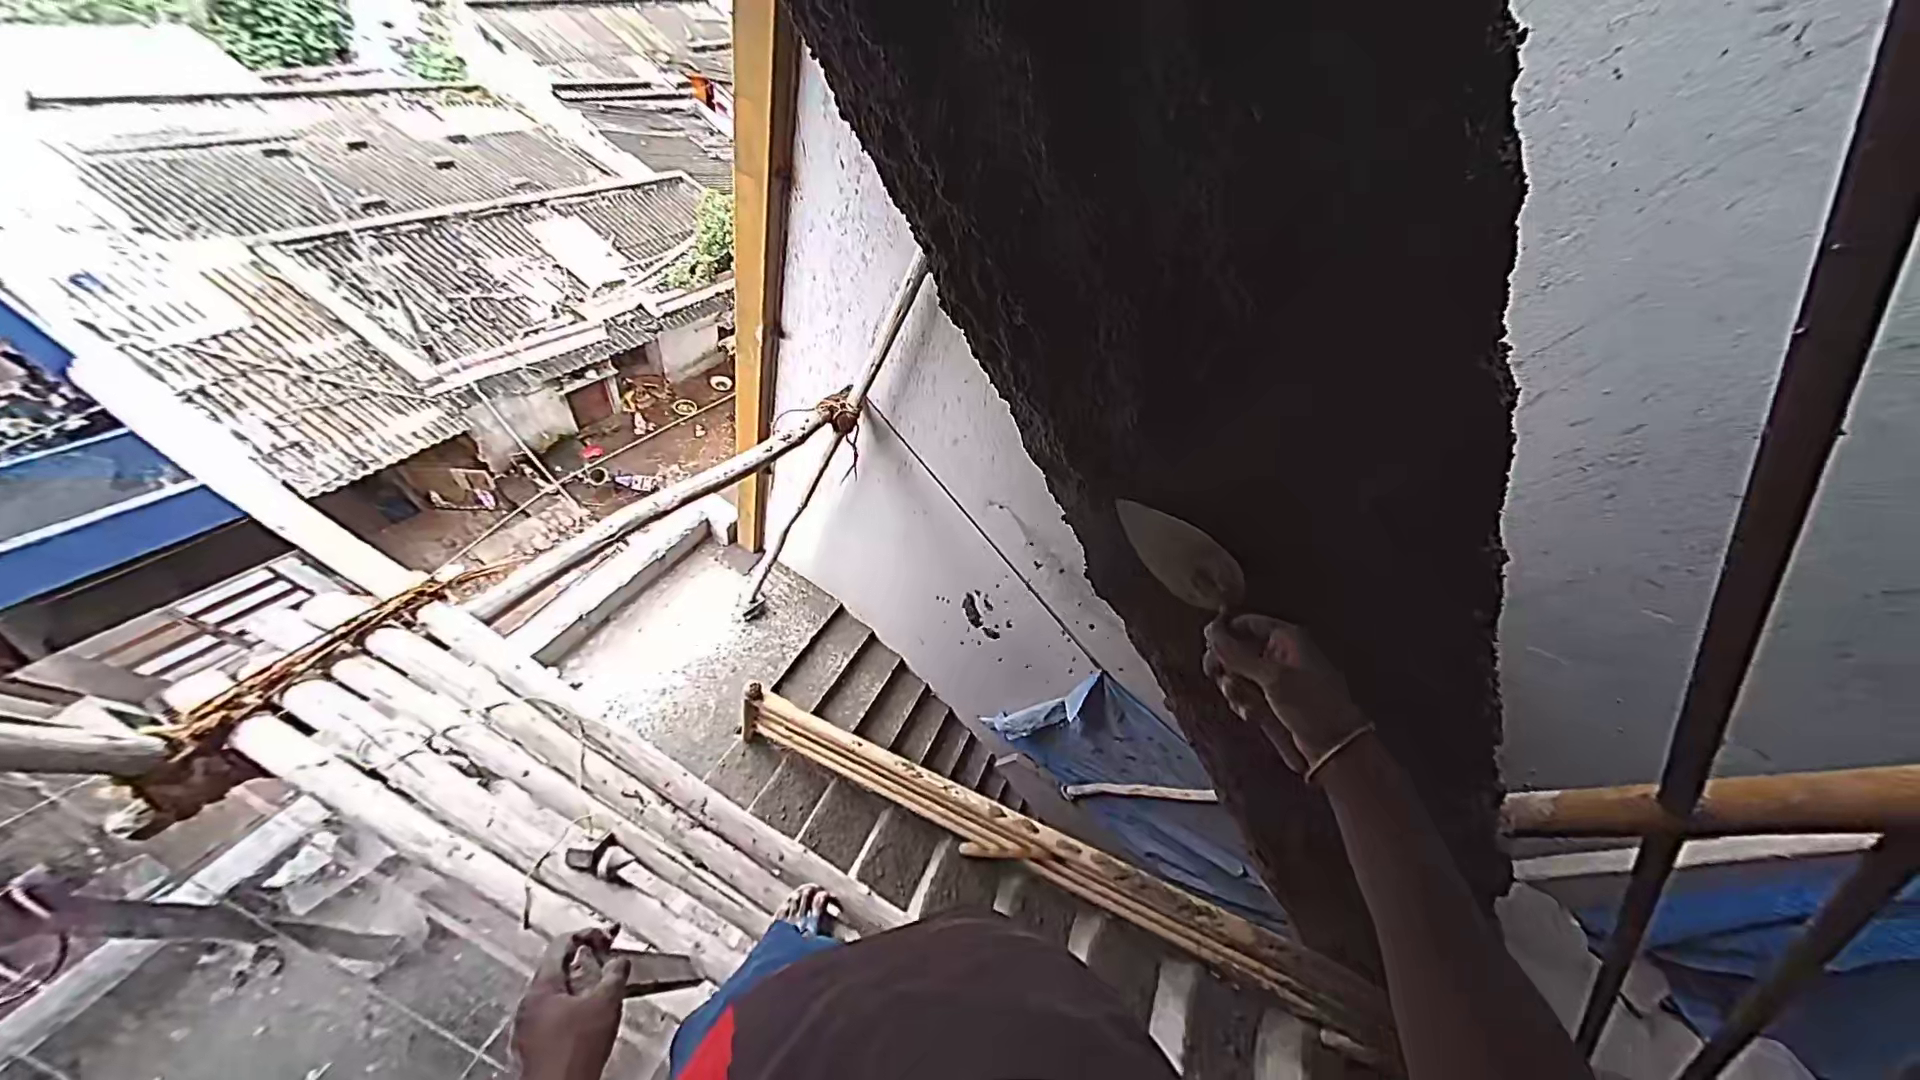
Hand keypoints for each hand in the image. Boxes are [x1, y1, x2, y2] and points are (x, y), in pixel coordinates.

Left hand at [513, 928, 629, 1079]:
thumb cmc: (577, 1047)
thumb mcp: (606, 1001)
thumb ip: (615, 973)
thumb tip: (619, 961)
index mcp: (540, 989)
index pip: (561, 945)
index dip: (588, 935)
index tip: (608, 938)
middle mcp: (527, 1006)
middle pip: (558, 969)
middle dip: (586, 962)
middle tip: (609, 960)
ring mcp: (527, 1029)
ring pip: (556, 995)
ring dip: (581, 986)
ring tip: (604, 989)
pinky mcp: (532, 1049)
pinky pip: (554, 1016)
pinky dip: (574, 1008)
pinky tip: (590, 1017)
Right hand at [1202, 614, 1366, 773]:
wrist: (1334, 747)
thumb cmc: (1311, 704)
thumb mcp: (1272, 677)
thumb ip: (1236, 654)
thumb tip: (1209, 630)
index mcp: (1286, 638)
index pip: (1246, 623)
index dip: (1225, 632)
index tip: (1209, 647)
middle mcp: (1278, 653)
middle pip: (1236, 648)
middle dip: (1226, 664)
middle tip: (1216, 675)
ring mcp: (1273, 676)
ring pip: (1236, 672)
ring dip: (1233, 687)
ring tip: (1243, 702)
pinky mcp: (1270, 698)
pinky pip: (1244, 692)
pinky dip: (1242, 701)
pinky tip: (1250, 713)